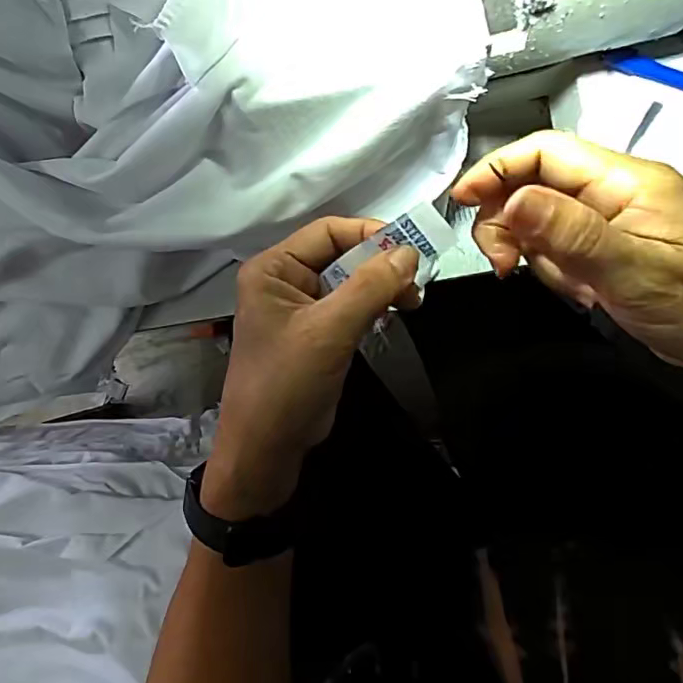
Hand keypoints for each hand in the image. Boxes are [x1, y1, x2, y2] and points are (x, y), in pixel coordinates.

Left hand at [208, 217, 421, 517]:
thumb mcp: (330, 330)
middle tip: (418, 283)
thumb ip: (370, 286)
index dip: (370, 233)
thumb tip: (409, 251)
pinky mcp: (316, 333)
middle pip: (341, 253)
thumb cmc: (287, 383)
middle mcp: (284, 281)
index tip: (412, 249)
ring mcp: (300, 308)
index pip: (328, 232)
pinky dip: (374, 306)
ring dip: (382, 286)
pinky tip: (395, 314)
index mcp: (273, 268)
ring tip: (412, 301)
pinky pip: (350, 306)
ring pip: (350, 281)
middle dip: (380, 264)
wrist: (264, 450)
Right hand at [450, 131, 682, 382]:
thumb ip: (573, 234)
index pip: (545, 152)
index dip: (497, 169)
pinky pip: (556, 247)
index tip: (462, 203)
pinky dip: (554, 270)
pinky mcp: (605, 247)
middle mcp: (613, 191)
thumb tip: (510, 198)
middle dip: (508, 220)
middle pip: (534, 183)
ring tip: (571, 288)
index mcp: (626, 180)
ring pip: (538, 219)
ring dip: (535, 252)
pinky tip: (583, 293)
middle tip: (506, 264)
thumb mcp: (638, 272)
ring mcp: (608, 220)